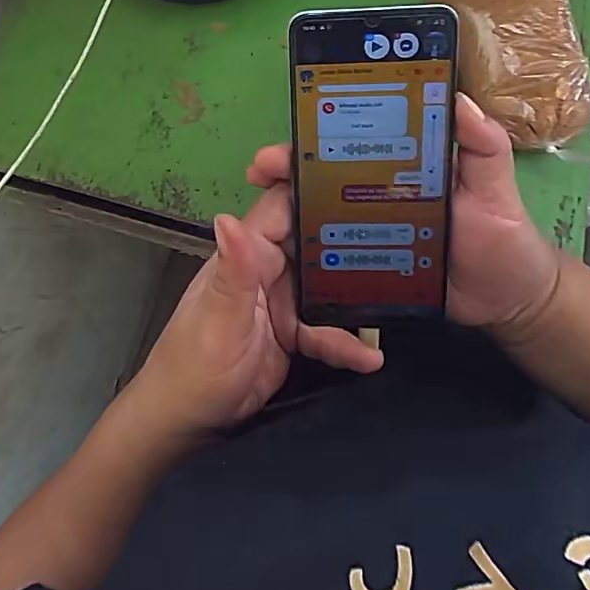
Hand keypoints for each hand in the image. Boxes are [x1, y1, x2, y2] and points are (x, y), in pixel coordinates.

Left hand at [122, 185, 382, 438]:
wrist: (187, 425)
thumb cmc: (193, 367)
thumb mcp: (217, 322)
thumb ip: (233, 273)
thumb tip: (228, 216)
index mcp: (246, 254)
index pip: (281, 207)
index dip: (309, 182)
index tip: (351, 165)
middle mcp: (269, 269)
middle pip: (314, 239)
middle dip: (351, 229)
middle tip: (402, 221)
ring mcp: (285, 300)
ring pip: (329, 282)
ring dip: (358, 287)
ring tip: (399, 285)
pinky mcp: (297, 331)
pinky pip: (328, 329)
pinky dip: (348, 341)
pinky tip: (371, 355)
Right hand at [247, 93, 562, 341]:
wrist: (509, 300)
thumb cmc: (504, 238)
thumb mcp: (497, 189)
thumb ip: (485, 147)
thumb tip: (462, 100)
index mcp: (404, 167)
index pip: (354, 142)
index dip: (318, 133)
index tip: (289, 135)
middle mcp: (379, 194)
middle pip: (324, 177)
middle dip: (287, 171)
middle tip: (261, 175)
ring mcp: (372, 233)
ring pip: (320, 219)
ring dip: (288, 216)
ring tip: (264, 221)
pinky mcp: (371, 267)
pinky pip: (333, 261)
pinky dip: (308, 260)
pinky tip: (289, 265)